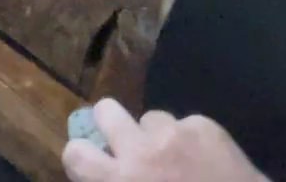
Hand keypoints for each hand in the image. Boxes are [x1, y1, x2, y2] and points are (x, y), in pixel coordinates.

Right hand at [63, 100, 266, 181]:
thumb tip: (113, 178)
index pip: (76, 153)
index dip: (81, 157)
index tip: (92, 165)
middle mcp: (140, 151)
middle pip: (107, 110)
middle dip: (112, 124)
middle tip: (126, 145)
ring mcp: (174, 133)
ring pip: (151, 117)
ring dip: (157, 137)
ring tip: (178, 162)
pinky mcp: (204, 126)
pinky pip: (187, 125)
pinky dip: (192, 141)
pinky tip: (209, 165)